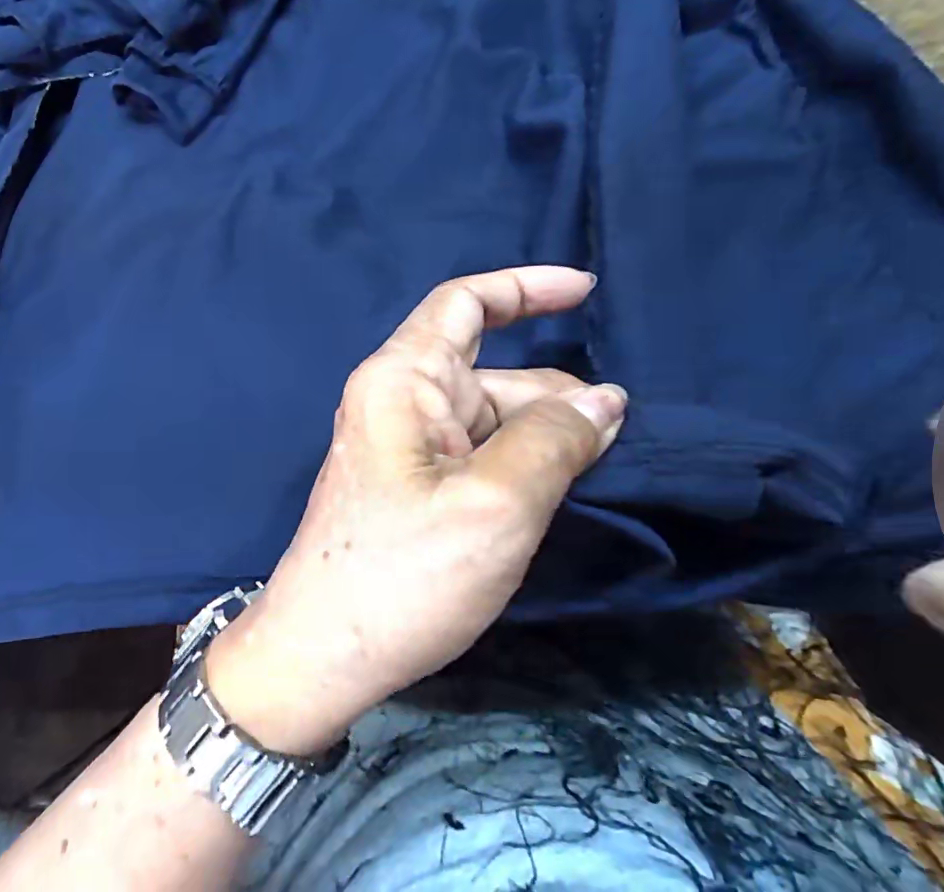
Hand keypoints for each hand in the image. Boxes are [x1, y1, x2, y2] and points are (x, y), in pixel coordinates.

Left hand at [205, 266, 627, 756]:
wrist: (324, 656)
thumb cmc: (405, 574)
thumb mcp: (497, 503)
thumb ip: (555, 440)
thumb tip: (606, 400)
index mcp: (404, 379)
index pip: (465, 303)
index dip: (525, 287)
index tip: (586, 290)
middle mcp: (401, 401)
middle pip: (494, 372)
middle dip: (556, 397)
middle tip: (618, 439)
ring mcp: (407, 447)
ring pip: (493, 419)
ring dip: (545, 438)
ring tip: (596, 471)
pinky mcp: (414, 487)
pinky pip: (480, 455)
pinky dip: (523, 463)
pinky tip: (560, 488)